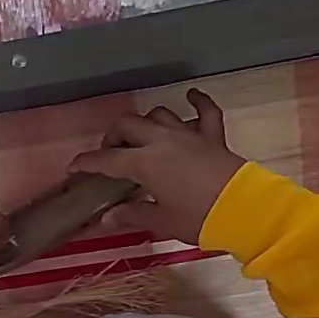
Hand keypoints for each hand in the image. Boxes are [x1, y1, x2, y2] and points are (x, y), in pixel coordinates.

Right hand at [67, 89, 246, 244]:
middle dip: (114, 136)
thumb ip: (133, 215)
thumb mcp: (162, 221)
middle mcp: (162, 141)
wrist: (244, 211)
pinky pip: (205, 112)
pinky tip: (191, 96)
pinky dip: (197, 102)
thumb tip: (107, 218)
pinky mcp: (213, 137)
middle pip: (128, 126)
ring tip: (142, 136)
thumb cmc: (198, 219)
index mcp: (144, 163)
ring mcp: (188, 135)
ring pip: (159, 115)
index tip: (74, 167)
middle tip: (110, 153)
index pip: (107, 160)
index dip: (87, 163)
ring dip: (146, 123)